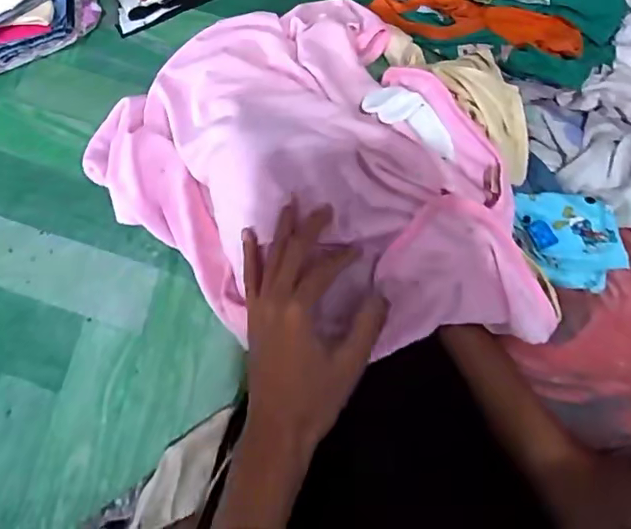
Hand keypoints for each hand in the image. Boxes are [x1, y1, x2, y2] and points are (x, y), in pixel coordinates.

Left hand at [241, 201, 388, 453]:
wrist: (277, 425)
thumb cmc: (316, 397)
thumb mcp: (349, 364)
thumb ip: (366, 325)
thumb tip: (381, 291)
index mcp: (299, 309)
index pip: (322, 270)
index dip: (342, 257)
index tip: (360, 248)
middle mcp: (275, 298)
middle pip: (293, 252)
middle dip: (308, 227)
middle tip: (324, 207)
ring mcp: (259, 303)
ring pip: (270, 257)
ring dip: (280, 230)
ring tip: (289, 205)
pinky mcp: (252, 312)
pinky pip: (250, 275)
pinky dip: (250, 252)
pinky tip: (249, 233)